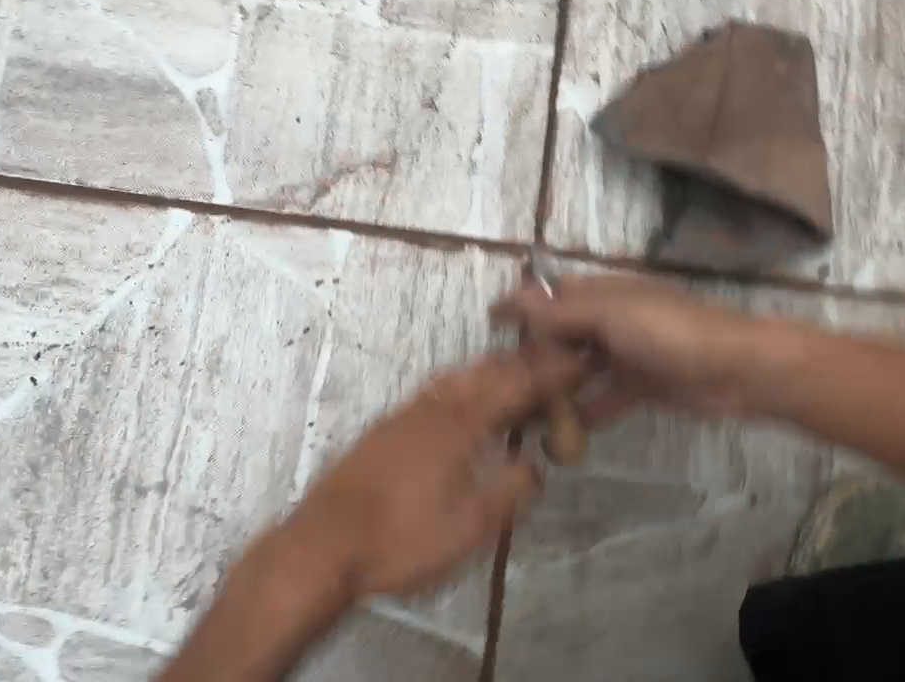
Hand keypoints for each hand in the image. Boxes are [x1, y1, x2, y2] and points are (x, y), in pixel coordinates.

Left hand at [276, 346, 585, 599]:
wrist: (325, 544)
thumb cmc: (401, 541)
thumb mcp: (469, 528)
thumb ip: (508, 492)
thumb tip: (535, 466)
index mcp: (461, 425)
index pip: (516, 387)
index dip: (550, 374)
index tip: (579, 361)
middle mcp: (435, 407)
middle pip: (487, 371)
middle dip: (524, 363)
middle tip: (555, 361)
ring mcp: (407, 413)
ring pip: (459, 376)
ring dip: (493, 369)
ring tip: (517, 373)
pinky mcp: (387, 426)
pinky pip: (438, 389)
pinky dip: (464, 382)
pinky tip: (464, 398)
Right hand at [495, 273, 778, 419]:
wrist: (737, 370)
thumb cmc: (669, 332)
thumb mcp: (611, 316)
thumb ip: (562, 312)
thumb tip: (513, 297)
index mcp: (604, 293)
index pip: (554, 295)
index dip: (524, 306)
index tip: (490, 323)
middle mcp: (611, 319)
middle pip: (564, 333)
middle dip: (536, 352)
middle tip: (500, 381)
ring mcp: (627, 354)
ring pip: (582, 367)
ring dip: (558, 384)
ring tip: (523, 410)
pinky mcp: (642, 386)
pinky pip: (605, 397)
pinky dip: (587, 412)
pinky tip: (563, 436)